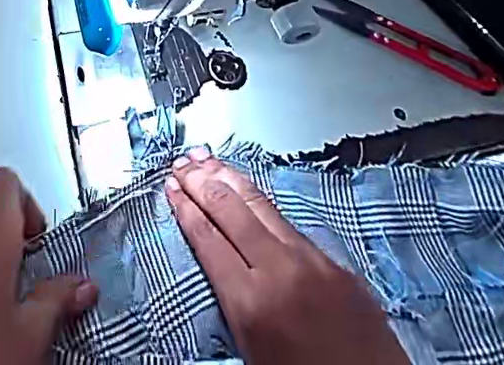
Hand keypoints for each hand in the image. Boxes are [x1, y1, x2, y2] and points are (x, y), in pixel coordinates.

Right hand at [166, 149, 408, 364]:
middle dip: (199, 182)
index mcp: (251, 303)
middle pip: (228, 210)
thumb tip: (211, 250)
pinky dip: (257, 197)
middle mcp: (279, 271)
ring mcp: (310, 262)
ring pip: (258, 203)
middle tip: (180, 164)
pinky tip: (245, 188)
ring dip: (226, 177)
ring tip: (205, 158)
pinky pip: (285, 219)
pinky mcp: (333, 262)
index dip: (184, 207)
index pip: (207, 237)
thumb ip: (230, 295)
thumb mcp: (251, 349)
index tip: (170, 188)